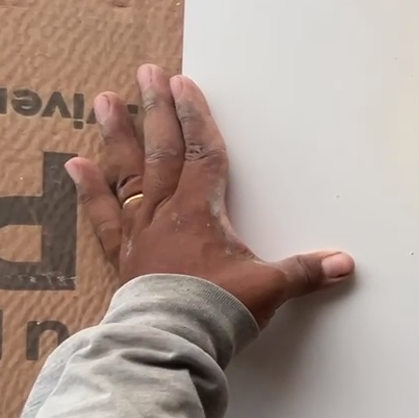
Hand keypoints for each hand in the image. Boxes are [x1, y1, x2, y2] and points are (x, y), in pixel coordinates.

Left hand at [67, 65, 352, 326]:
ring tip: (106, 101)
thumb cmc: (217, 310)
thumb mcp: (270, 287)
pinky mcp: (123, 256)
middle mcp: (166, 212)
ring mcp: (140, 232)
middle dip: (157, 110)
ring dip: (118, 136)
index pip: (202, 153)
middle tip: (147, 74)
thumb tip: (344, 264)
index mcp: (201, 211)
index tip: (185, 84)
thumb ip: (305, 271)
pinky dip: (89, 190)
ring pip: (127, 173)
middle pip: (162, 150)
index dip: (196, 117)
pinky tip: (74, 165)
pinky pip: (104, 215)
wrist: (169, 343)